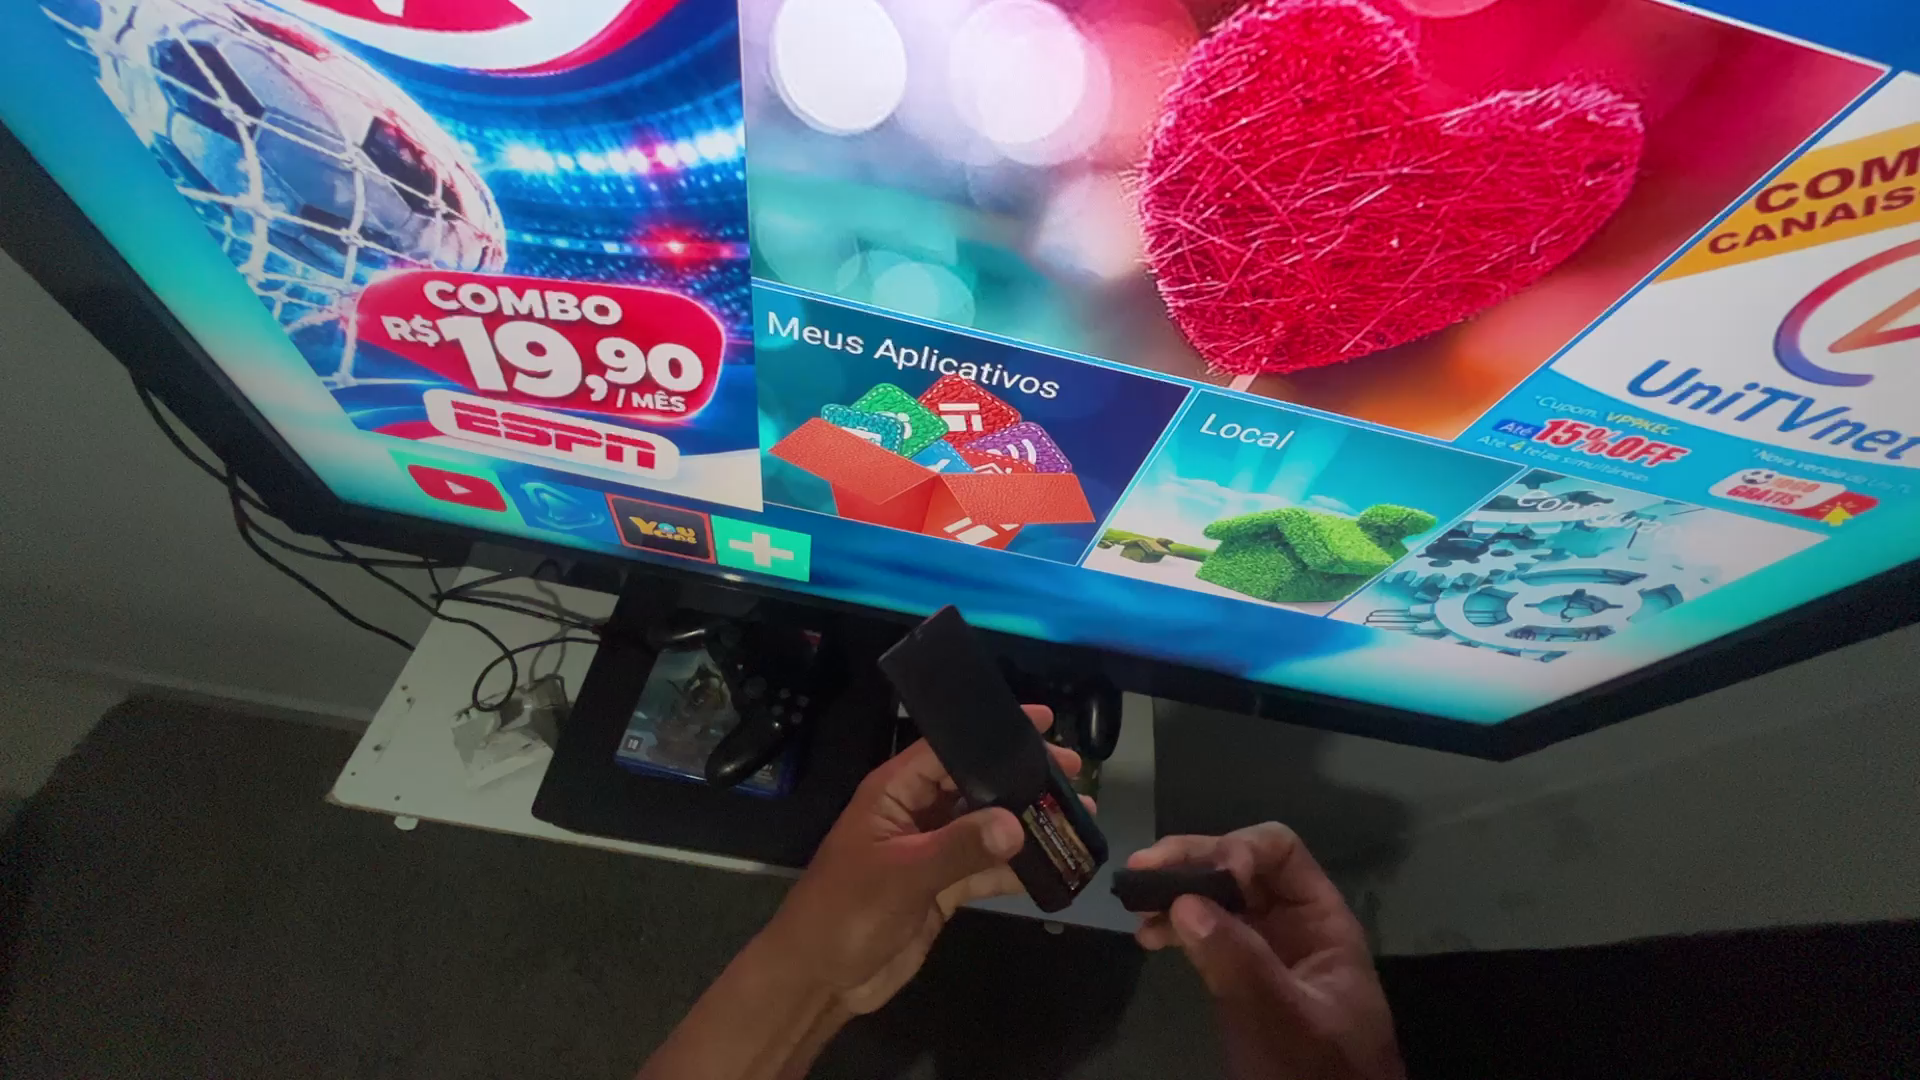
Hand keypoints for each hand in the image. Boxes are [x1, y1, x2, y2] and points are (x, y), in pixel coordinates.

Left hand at [760, 705, 1088, 1015]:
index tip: (1042, 721)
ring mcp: (931, 849)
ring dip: (1025, 821)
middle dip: (1019, 776)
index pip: (948, 747)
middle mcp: (917, 811)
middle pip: (975, 783)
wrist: (821, 980)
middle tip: (1072, 771)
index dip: (992, 733)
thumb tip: (1014, 823)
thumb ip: (959, 847)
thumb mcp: (902, 874)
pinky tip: (1053, 863)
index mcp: (897, 790)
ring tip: (1076, 813)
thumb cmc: (846, 911)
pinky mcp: (943, 885)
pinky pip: (986, 866)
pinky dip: (1016, 865)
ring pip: (986, 824)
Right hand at [1132, 824, 1403, 1079]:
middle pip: (1236, 862)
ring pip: (1213, 892)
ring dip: (1172, 888)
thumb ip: (1241, 964)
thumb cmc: (1320, 1077)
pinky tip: (1146, 936)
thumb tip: (1183, 903)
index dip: (1239, 849)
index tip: (1203, 879)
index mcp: (1320, 920)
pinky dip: (1171, 923)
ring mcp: (1260, 944)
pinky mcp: (1235, 969)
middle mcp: (1289, 921)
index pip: (1279, 851)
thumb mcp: (1286, 1023)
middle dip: (1189, 861)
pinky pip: (1201, 927)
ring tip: (1134, 900)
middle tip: (1142, 869)